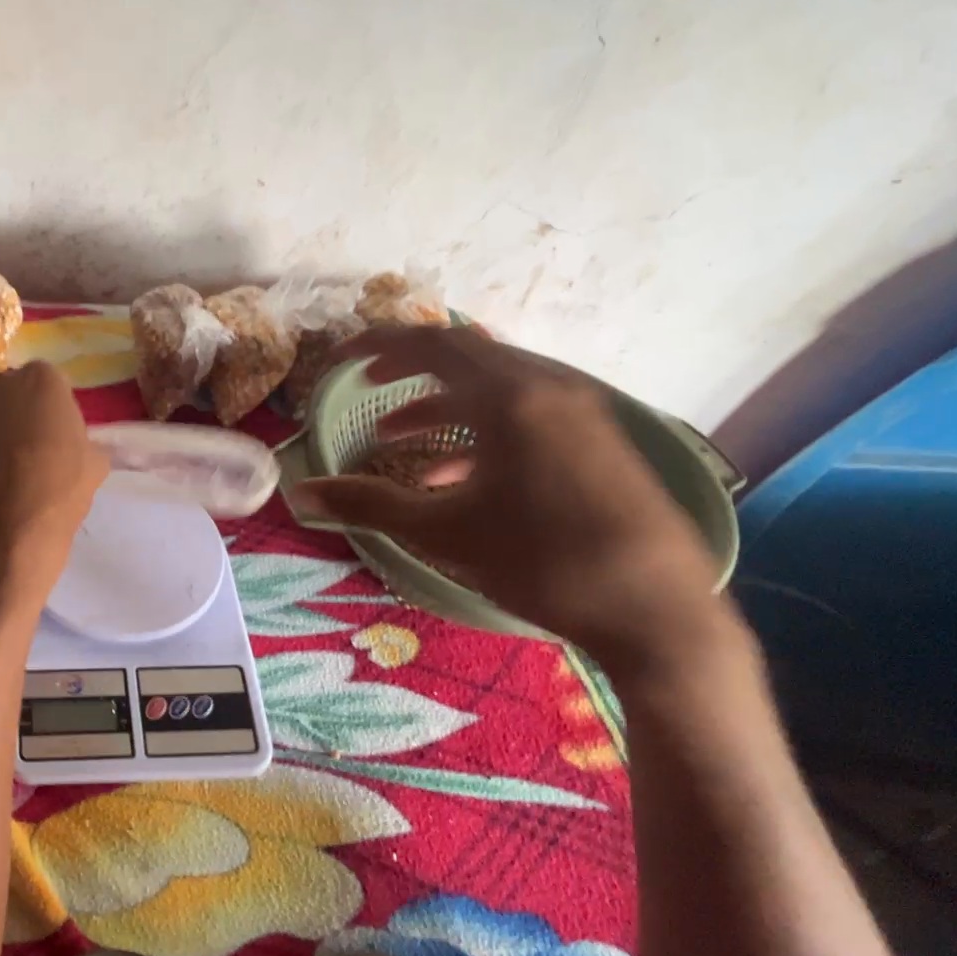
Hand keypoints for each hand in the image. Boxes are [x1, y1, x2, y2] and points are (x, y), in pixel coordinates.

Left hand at [0, 362, 108, 596]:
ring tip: (18, 465)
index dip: (59, 410)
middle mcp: (2, 383)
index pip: (54, 384)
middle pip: (19, 392)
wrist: (8, 526)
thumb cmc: (61, 485)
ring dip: (4, 430)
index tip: (64, 435)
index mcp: (43, 377)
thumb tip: (81, 448)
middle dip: (27, 412)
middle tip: (42, 446)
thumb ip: (87, 443)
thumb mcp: (95, 462)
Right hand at [291, 326, 732, 672]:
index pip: (431, 344)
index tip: (336, 361)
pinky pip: (525, 412)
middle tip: (364, 386)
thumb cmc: (540, 562)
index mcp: (509, 398)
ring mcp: (580, 412)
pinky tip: (452, 473)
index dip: (376, 345)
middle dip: (406, 369)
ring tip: (394, 435)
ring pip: (495, 387)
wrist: (656, 611)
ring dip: (439, 403)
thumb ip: (368, 504)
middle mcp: (549, 389)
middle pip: (465, 357)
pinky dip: (478, 427)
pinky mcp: (596, 440)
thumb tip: (300, 492)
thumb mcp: (442, 532)